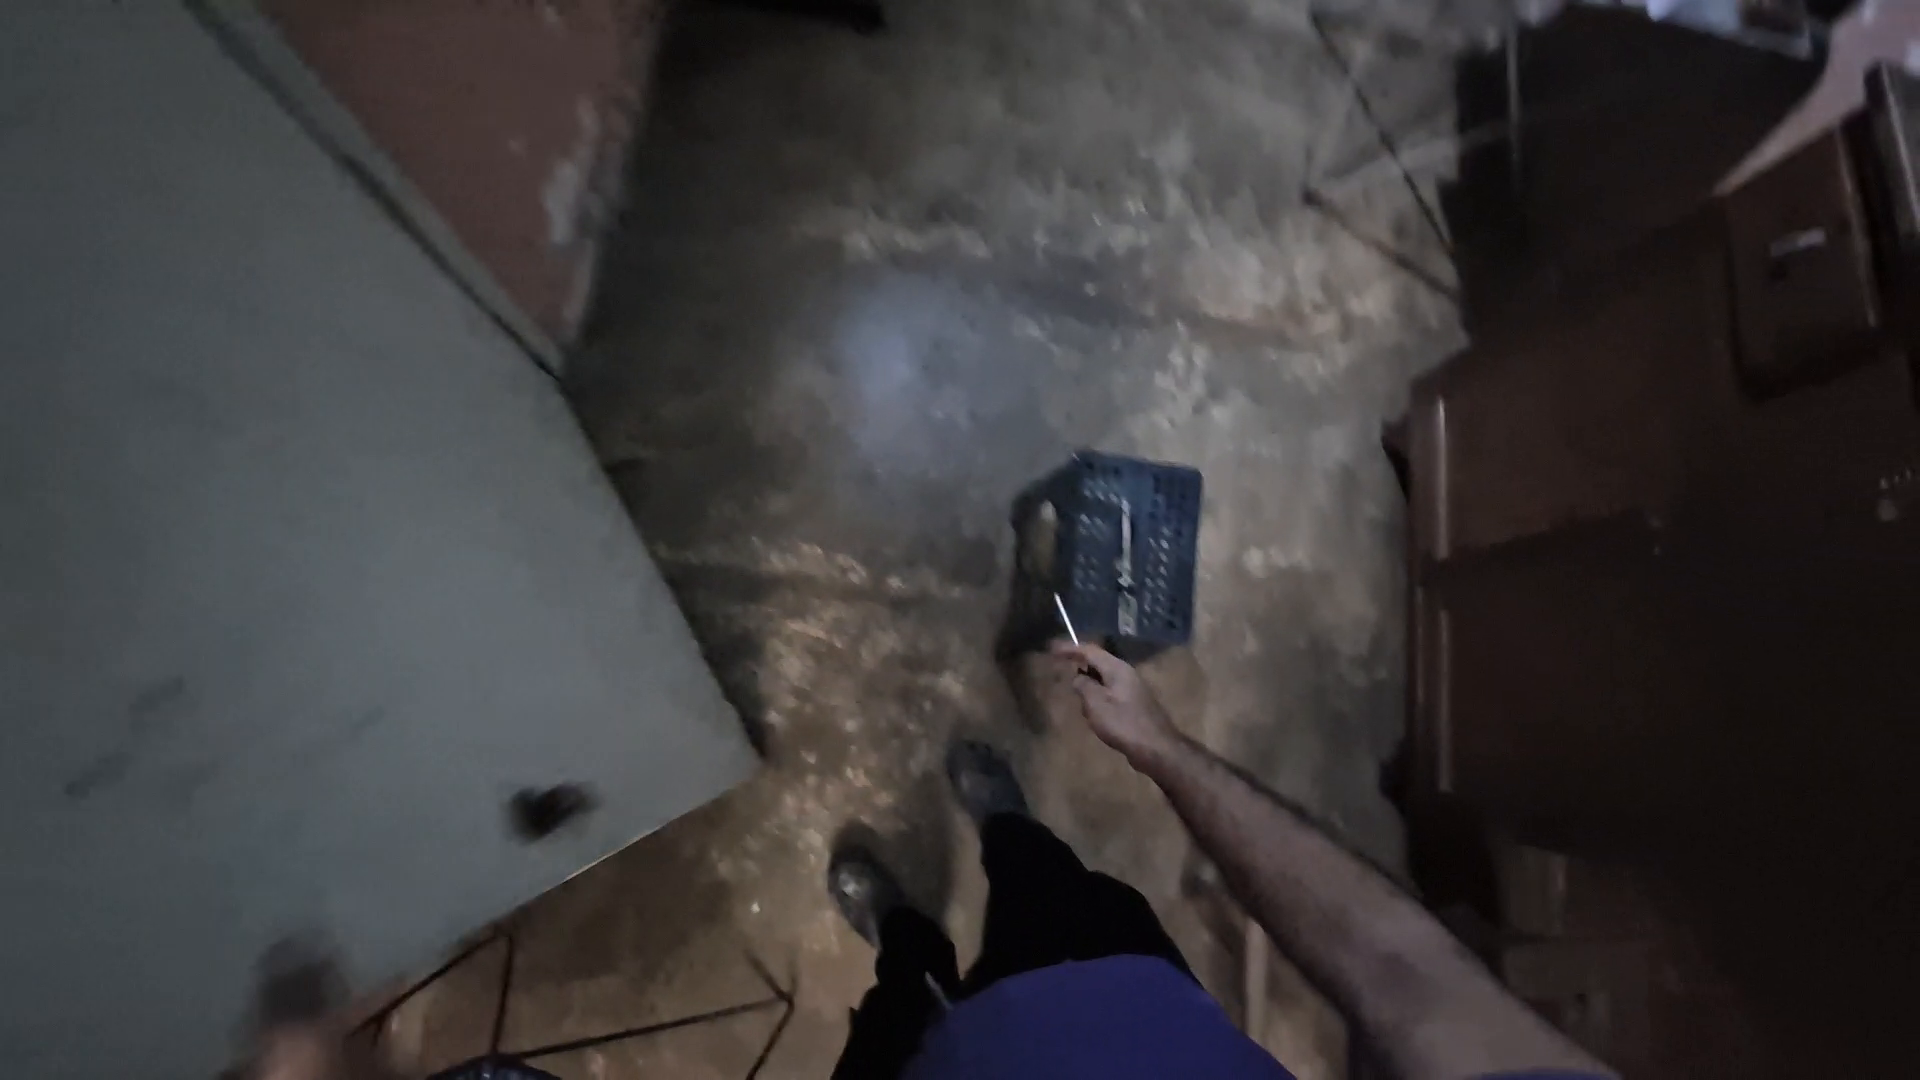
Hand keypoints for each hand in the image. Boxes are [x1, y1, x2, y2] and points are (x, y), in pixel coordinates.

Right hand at [1050, 641, 1180, 764]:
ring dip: (1089, 688)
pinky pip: (1110, 694)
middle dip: (1079, 668)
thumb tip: (1078, 677)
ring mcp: (1133, 689)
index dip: (1069, 648)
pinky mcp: (1134, 705)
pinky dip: (1099, 700)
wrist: (1157, 749)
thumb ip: (1083, 685)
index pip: (1090, 650)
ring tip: (1081, 704)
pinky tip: (1095, 715)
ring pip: (1103, 680)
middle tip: (1062, 672)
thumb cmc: (1123, 723)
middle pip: (1098, 663)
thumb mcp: (1095, 703)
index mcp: (1117, 669)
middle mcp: (1126, 674)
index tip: (1051, 648)